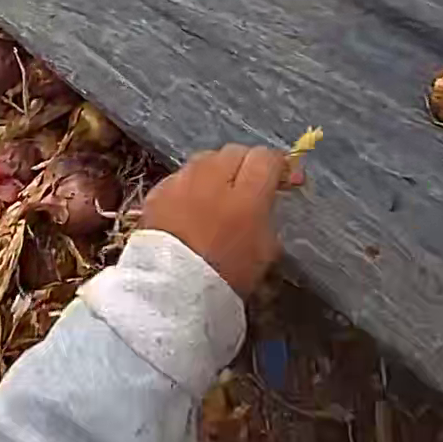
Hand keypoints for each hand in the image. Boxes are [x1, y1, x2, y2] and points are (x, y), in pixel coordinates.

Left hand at [139, 144, 302, 295]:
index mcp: (247, 195)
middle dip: (247, 164)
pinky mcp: (158, 190)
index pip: (266, 158)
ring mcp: (181, 181)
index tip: (284, 179)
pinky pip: (181, 176)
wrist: (171, 290)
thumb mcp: (264, 250)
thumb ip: (267, 214)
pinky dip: (191, 185)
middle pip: (235, 152)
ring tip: (220, 193)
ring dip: (217, 170)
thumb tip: (268, 198)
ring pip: (206, 159)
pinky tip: (192, 206)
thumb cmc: (225, 277)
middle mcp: (212, 178)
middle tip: (252, 185)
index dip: (278, 166)